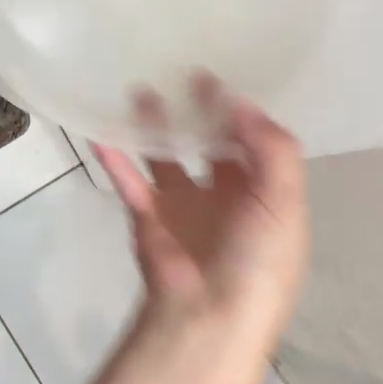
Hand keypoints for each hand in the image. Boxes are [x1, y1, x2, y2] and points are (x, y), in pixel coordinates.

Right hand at [92, 77, 308, 336]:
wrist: (209, 309)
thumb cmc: (257, 257)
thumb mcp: (284, 202)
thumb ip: (271, 150)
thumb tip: (241, 104)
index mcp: (266, 195)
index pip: (254, 143)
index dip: (239, 112)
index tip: (218, 79)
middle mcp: (225, 197)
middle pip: (207, 145)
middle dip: (194, 113)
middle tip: (177, 74)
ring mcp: (182, 206)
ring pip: (164, 157)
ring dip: (152, 128)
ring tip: (137, 92)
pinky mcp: (146, 215)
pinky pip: (128, 180)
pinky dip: (113, 159)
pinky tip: (99, 134)